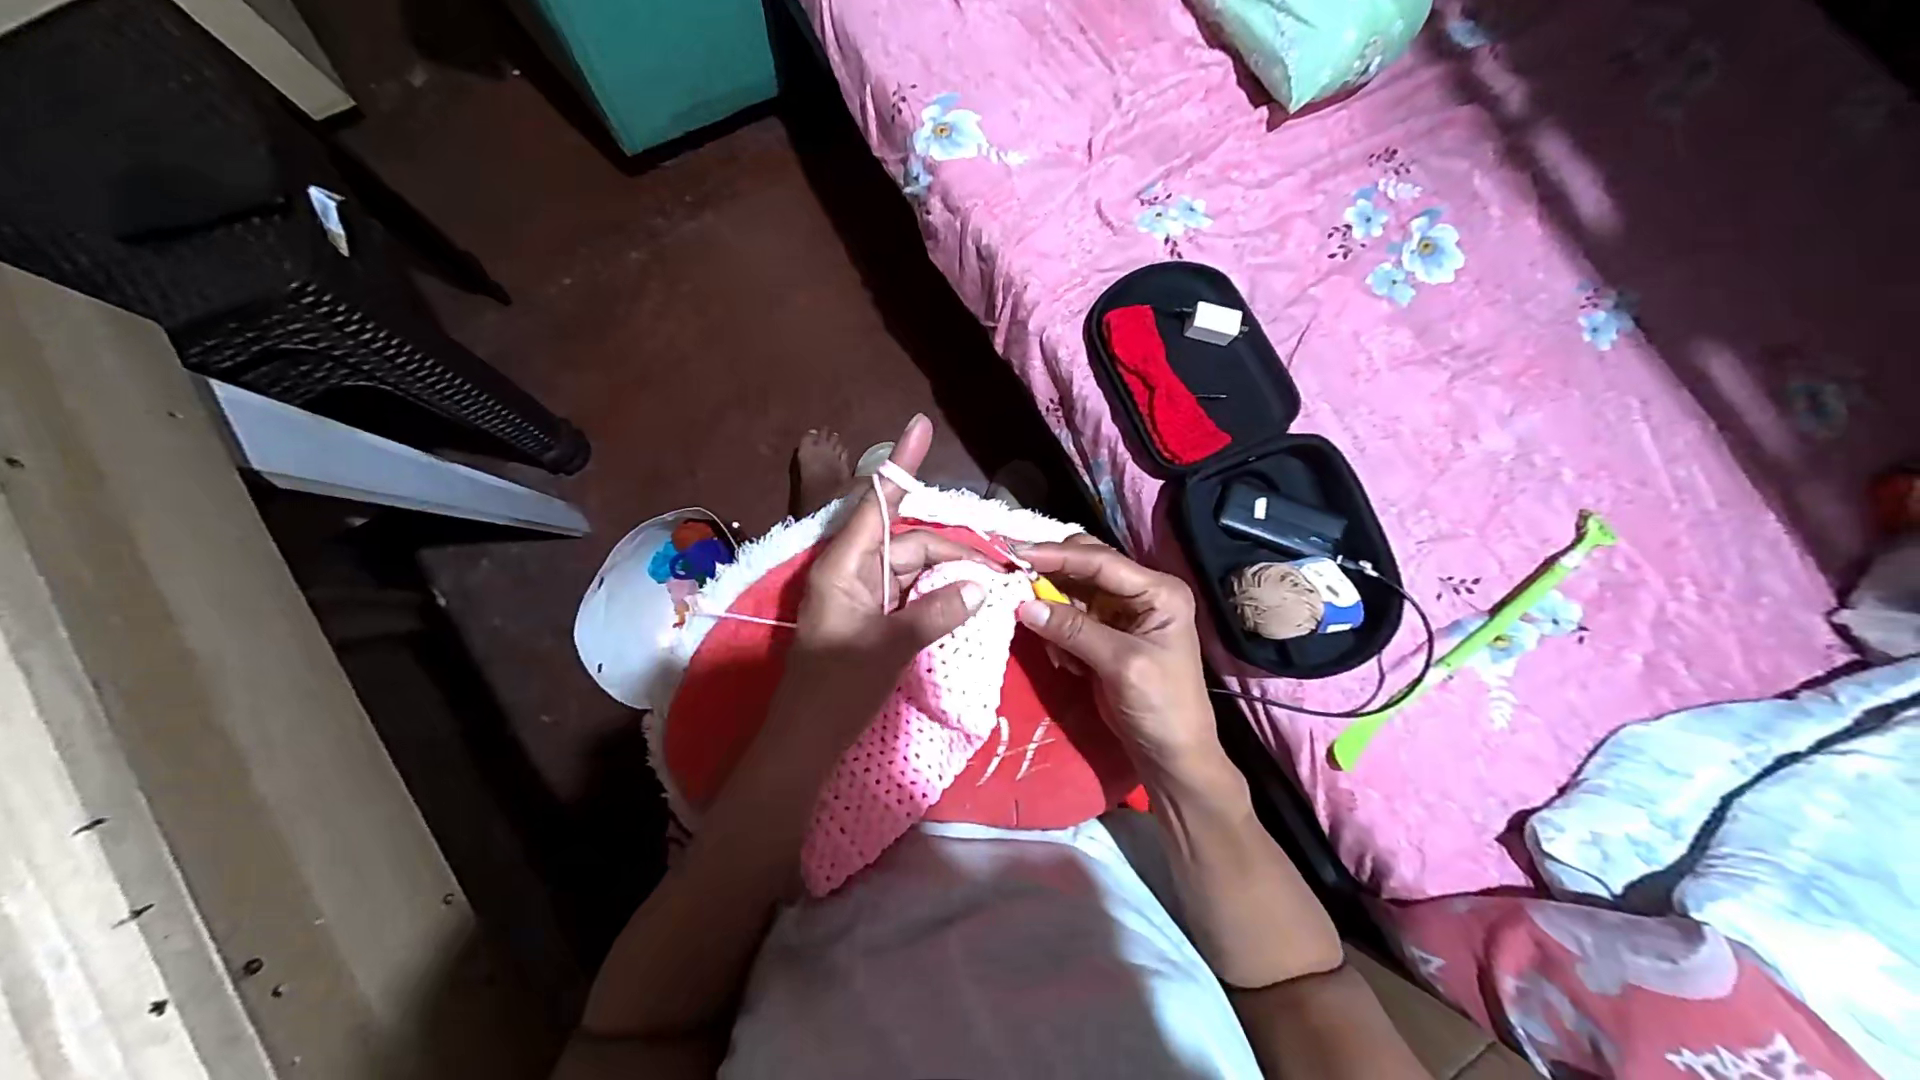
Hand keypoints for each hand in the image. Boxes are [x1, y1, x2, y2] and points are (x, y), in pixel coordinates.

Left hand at [768, 414, 987, 749]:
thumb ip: (936, 612)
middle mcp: (851, 572)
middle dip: (950, 547)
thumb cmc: (835, 691)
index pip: (877, 504)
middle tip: (997, 565)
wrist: (805, 743)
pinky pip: (908, 591)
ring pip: (911, 567)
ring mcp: (861, 595)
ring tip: (988, 583)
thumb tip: (979, 585)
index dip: (900, 465)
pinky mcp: (870, 618)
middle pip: (906, 540)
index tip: (919, 426)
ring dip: (946, 572)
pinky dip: (935, 593)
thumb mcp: (889, 648)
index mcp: (843, 566)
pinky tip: (963, 599)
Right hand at [1014, 536, 1222, 777]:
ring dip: (1051, 607)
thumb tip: (1024, 604)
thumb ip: (1074, 630)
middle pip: (1085, 565)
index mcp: (1158, 591)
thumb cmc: (1162, 706)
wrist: (1172, 755)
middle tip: (1013, 577)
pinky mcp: (1104, 632)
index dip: (1057, 555)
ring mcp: (1121, 612)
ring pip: (1072, 590)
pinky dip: (1057, 630)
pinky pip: (1069, 617)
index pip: (1101, 561)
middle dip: (1050, 573)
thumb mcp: (1120, 664)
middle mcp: (1140, 592)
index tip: (1017, 554)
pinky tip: (1063, 659)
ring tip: (1049, 641)